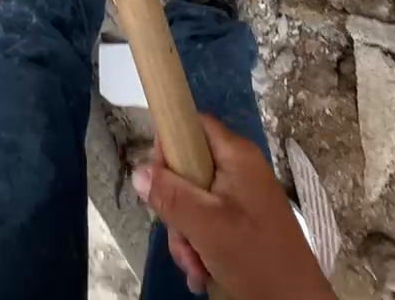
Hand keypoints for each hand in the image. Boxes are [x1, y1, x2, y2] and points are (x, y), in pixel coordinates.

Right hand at [132, 115, 334, 299]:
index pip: (193, 124)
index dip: (170, 143)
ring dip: (185, 233)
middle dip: (176, 206)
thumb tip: (138, 170)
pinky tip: (202, 270)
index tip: (157, 176)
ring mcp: (241, 195)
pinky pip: (207, 220)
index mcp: (236, 155)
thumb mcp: (206, 226)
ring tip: (193, 264)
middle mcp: (239, 168)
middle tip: (179, 235)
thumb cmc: (256, 257)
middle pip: (188, 168)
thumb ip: (171, 196)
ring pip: (194, 199)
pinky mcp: (242, 220)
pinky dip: (199, 244)